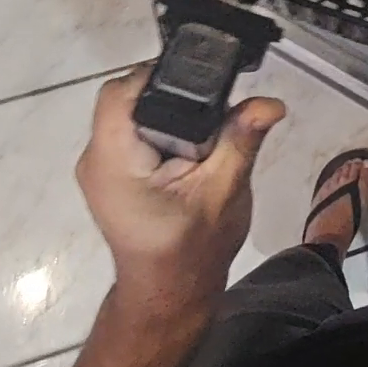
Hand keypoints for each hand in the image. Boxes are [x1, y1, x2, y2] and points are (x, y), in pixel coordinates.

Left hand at [76, 66, 286, 327]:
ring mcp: (103, 164)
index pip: (122, 94)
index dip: (160, 75)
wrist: (171, 292)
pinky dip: (167, 124)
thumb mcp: (224, 191)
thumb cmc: (193, 248)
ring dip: (173, 108)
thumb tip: (270, 103)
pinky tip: (197, 139)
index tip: (206, 77)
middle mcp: (97, 157)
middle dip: (175, 91)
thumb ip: (241, 140)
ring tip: (212, 122)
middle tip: (220, 101)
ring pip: (133, 110)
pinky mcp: (116, 170)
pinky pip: (137, 129)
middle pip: (128, 97)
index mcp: (115, 161)